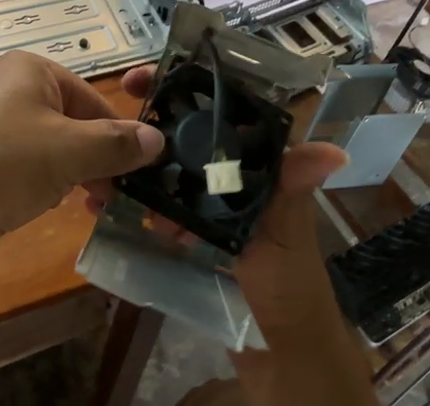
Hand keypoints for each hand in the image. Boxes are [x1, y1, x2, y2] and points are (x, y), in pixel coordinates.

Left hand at [0, 52, 164, 284]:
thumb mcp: (68, 153)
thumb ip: (116, 145)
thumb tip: (157, 138)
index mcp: (29, 70)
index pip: (93, 99)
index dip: (117, 137)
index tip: (133, 177)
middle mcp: (3, 88)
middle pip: (68, 123)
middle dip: (91, 161)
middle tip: (107, 200)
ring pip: (42, 148)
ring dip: (64, 177)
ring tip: (74, 207)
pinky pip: (12, 168)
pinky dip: (29, 187)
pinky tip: (29, 210)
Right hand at [105, 65, 374, 405]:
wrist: (281, 353)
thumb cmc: (290, 284)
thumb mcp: (287, 232)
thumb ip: (292, 190)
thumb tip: (334, 153)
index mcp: (257, 162)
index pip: (219, 109)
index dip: (184, 87)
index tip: (145, 77)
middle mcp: (230, 176)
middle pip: (184, 136)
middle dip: (147, 127)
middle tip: (106, 121)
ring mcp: (207, 206)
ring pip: (165, 172)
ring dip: (131, 168)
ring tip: (96, 172)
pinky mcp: (189, 237)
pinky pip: (155, 212)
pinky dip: (130, 207)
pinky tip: (99, 208)